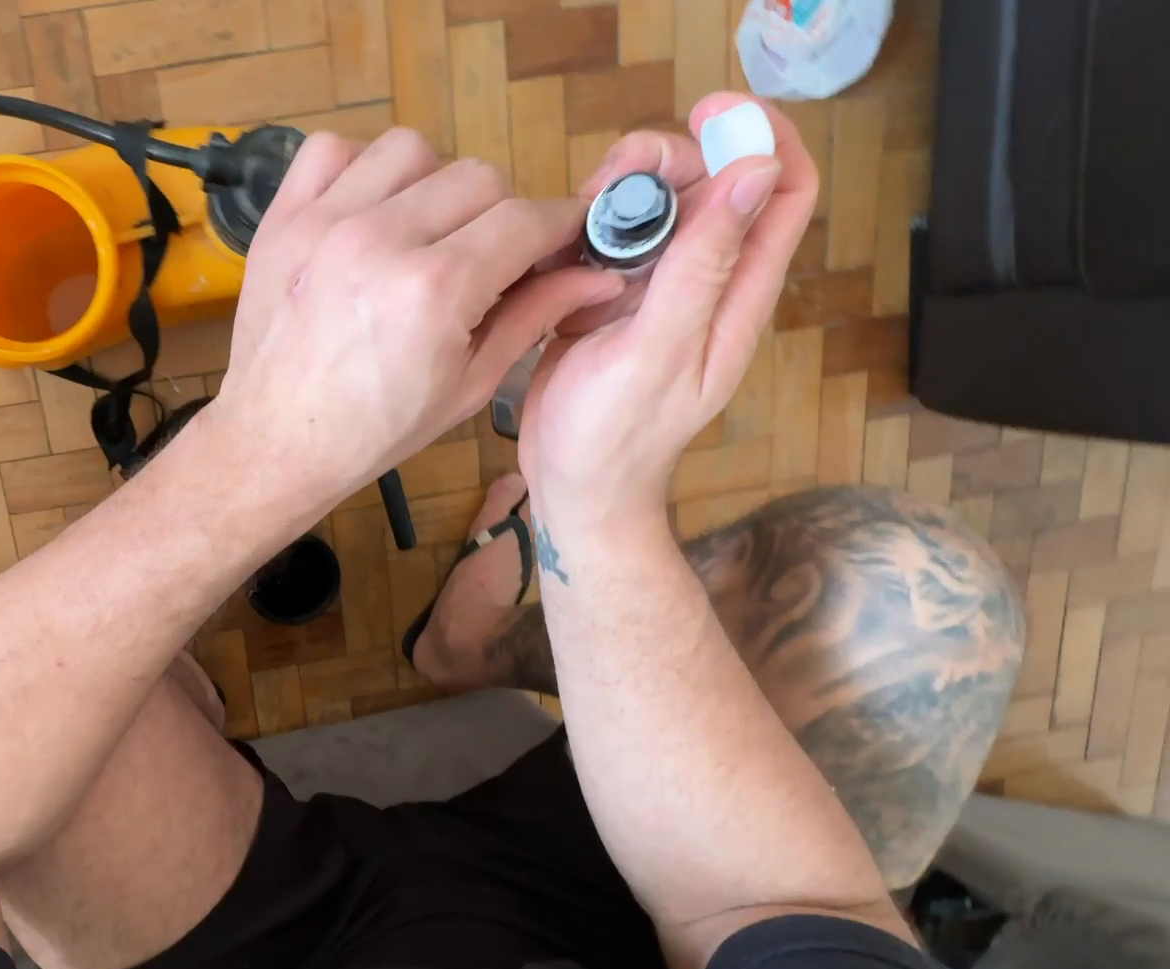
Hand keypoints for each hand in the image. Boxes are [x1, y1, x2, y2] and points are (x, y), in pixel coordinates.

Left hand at [208, 128, 624, 508]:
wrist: (277, 442)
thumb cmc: (373, 431)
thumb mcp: (466, 388)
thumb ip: (533, 318)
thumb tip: (598, 273)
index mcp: (434, 290)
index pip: (526, 218)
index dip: (556, 228)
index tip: (556, 241)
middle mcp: (379, 241)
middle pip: (477, 178)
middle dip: (496, 217)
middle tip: (479, 261)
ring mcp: (323, 225)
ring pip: (410, 151)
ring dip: (430, 186)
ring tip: (417, 237)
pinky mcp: (281, 221)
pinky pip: (331, 151)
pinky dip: (358, 170)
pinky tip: (365, 215)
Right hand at [517, 94, 818, 535]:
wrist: (571, 486)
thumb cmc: (614, 436)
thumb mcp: (659, 353)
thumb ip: (703, 269)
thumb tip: (754, 172)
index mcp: (734, 295)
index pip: (782, 191)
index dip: (759, 138)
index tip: (707, 114)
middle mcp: (701, 285)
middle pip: (707, 190)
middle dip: (668, 163)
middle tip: (610, 177)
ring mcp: (651, 296)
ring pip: (652, 214)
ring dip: (619, 196)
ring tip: (574, 213)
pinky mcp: (604, 307)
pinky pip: (606, 248)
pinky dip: (584, 232)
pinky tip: (556, 246)